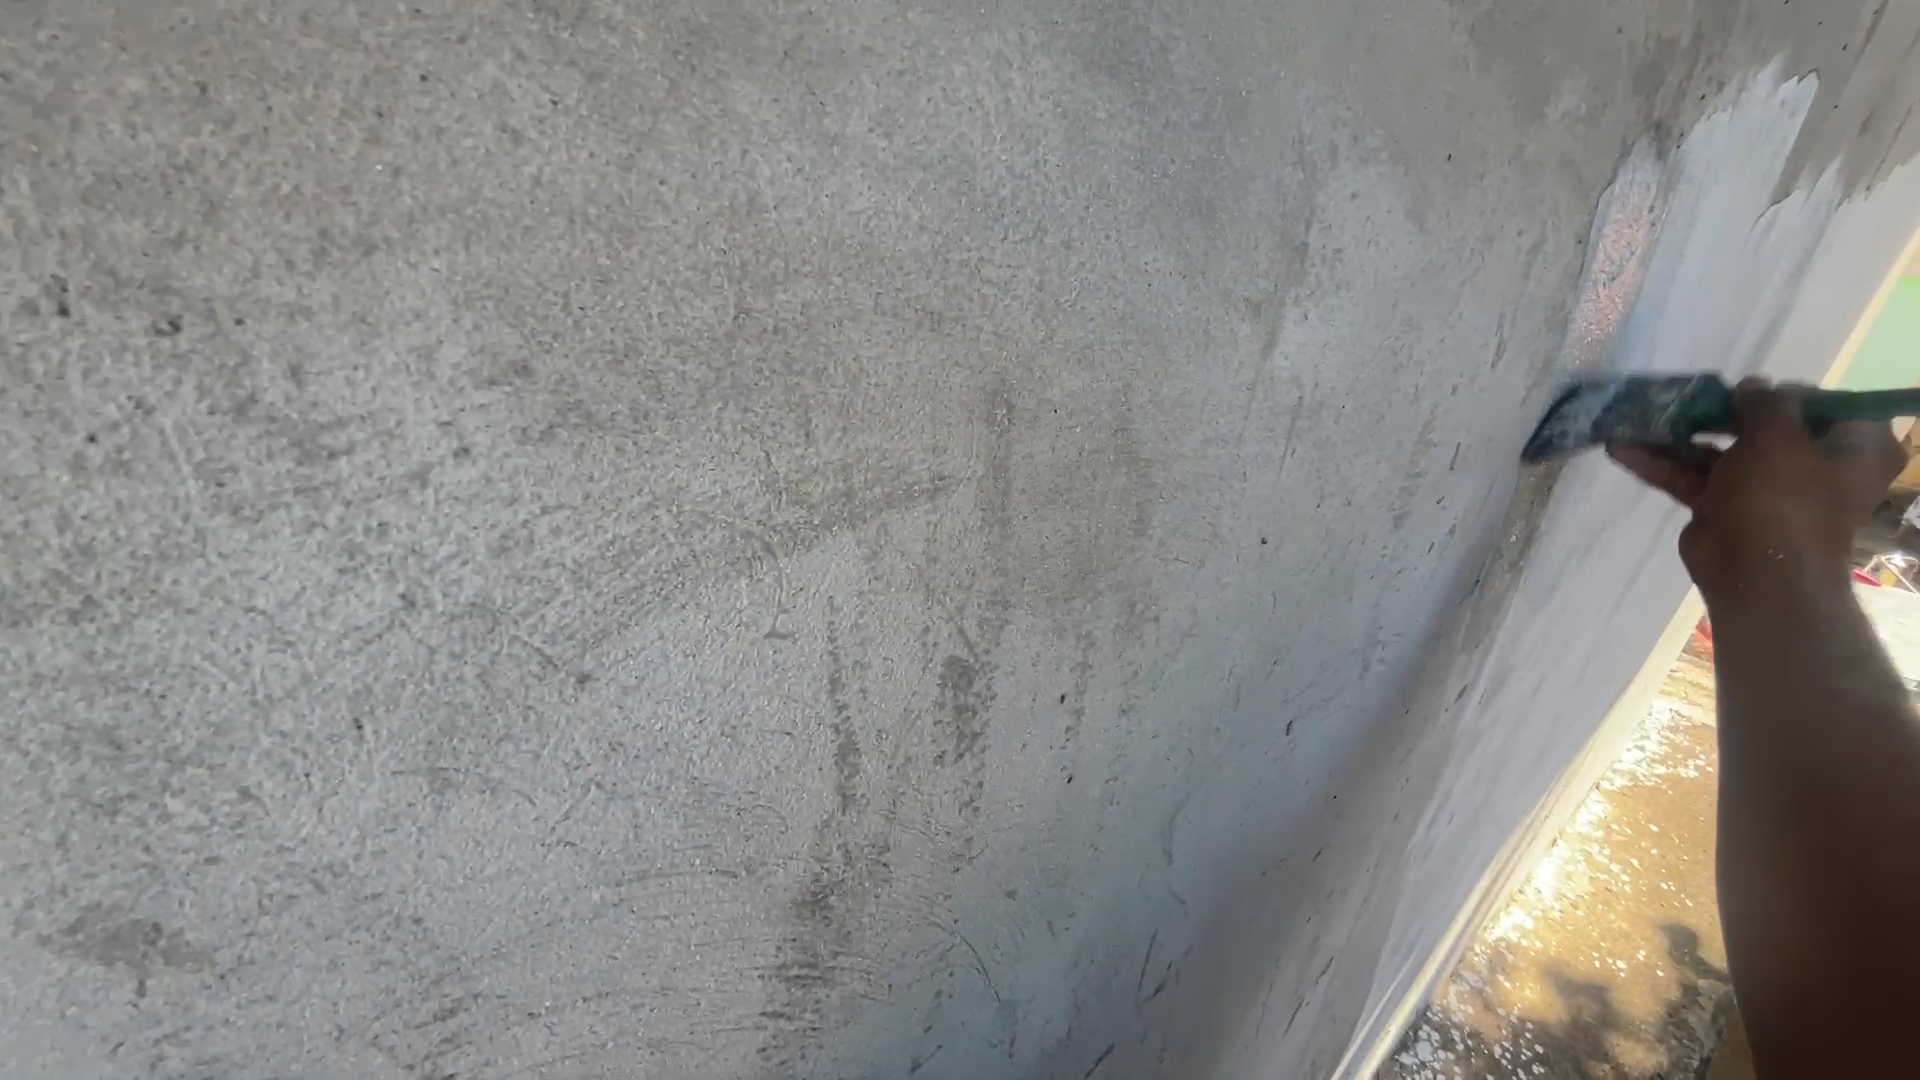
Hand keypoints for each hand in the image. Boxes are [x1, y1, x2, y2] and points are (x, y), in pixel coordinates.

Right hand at [1607, 378, 1904, 607]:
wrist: (1754, 569)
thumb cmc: (1782, 497)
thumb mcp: (1778, 438)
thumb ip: (1764, 406)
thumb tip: (1753, 384)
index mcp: (1851, 447)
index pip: (1820, 406)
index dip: (1780, 395)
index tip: (1740, 390)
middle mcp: (1811, 465)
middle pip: (1758, 429)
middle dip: (1710, 417)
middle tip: (1676, 403)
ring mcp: (1761, 487)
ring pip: (1714, 454)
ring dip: (1672, 439)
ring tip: (1633, 422)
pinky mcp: (1720, 505)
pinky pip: (1690, 477)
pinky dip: (1659, 464)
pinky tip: (1621, 451)